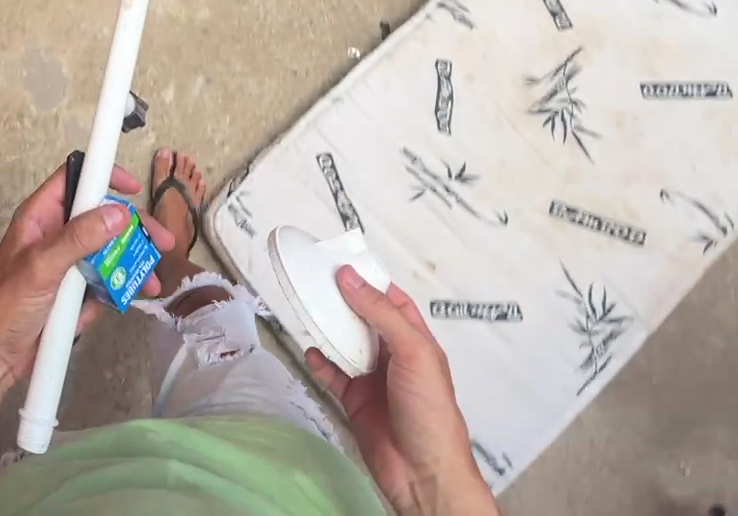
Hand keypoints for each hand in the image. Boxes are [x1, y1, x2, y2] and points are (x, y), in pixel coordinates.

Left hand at [0, 164, 172, 385]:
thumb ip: (79, 238)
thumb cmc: (4, 306)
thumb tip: (117, 213)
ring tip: (152, 281)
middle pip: (101, 217)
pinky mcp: (74, 290)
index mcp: (40, 217)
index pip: (75, 180)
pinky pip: (104, 280)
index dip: (102, 176)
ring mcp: (66, 263)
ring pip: (108, 251)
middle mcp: (55, 234)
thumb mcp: (42, 266)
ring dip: (133, 262)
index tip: (133, 187)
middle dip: (132, 228)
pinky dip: (120, 287)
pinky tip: (132, 297)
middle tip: (162, 241)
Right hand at [305, 268, 497, 515]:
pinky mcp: (354, 397)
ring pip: (343, 341)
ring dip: (326, 327)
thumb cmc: (430, 412)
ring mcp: (372, 376)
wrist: (422, 475)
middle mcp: (392, 354)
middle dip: (340, 299)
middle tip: (314, 280)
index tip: (340, 262)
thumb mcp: (413, 352)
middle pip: (361, 316)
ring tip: (306, 308)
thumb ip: (380, 313)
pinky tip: (311, 352)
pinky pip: (331, 372)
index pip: (390, 299)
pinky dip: (319, 361)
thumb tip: (349, 277)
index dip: (368, 280)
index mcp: (414, 340)